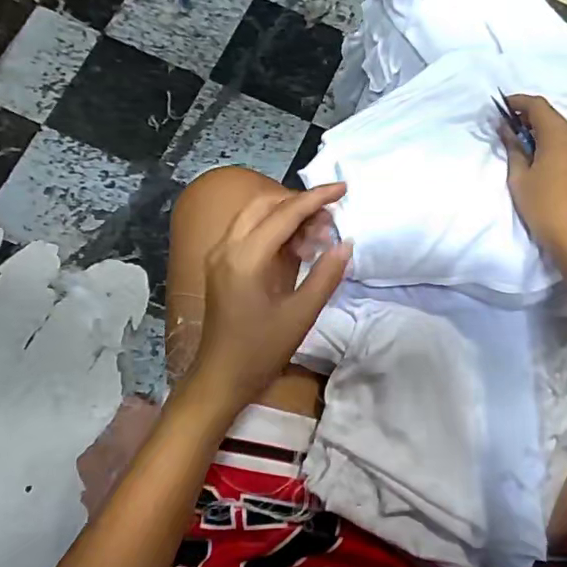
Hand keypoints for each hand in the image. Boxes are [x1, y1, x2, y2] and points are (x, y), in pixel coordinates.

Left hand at [189, 183, 352, 408]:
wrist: (220, 378)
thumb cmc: (261, 350)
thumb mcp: (301, 315)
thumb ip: (326, 275)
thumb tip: (346, 243)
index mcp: (245, 258)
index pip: (284, 214)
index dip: (316, 198)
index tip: (343, 189)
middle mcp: (226, 247)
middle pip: (265, 205)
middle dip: (300, 203)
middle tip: (331, 217)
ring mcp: (219, 254)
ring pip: (255, 215)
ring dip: (287, 216)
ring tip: (319, 235)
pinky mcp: (220, 264)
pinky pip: (248, 232)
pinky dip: (274, 230)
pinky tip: (298, 248)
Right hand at [501, 94, 566, 260]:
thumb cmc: (541, 206)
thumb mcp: (519, 177)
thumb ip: (514, 148)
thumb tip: (506, 129)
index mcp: (559, 138)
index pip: (539, 106)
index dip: (519, 101)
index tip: (504, 105)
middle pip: (553, 118)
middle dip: (531, 118)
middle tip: (511, 127)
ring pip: (564, 133)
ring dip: (545, 132)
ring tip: (527, 146)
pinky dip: (557, 145)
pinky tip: (546, 161)